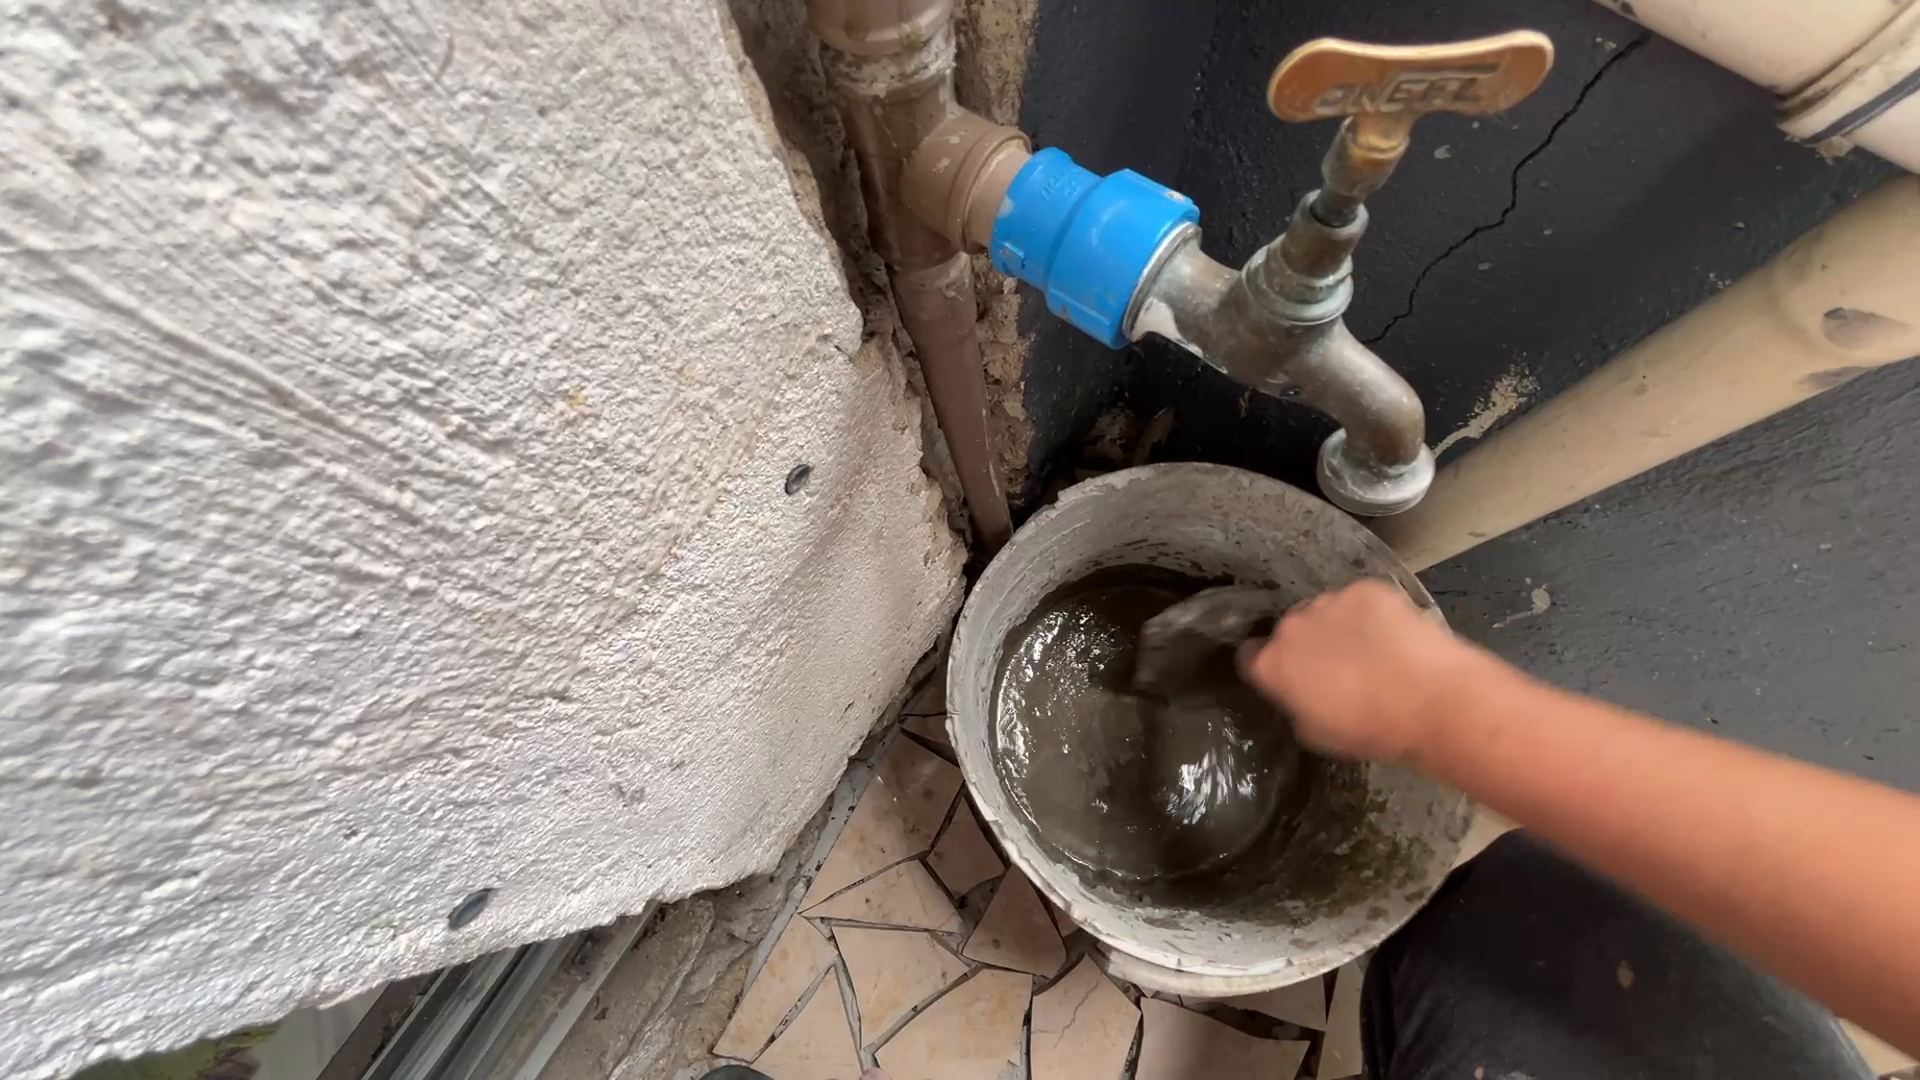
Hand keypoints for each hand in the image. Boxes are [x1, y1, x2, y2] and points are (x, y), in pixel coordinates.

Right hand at [1237, 579, 1485, 763]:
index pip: (1249, 656)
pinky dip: (1372, 614)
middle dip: (1307, 645)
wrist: (1434, 702)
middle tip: (1338, 668)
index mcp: (1271, 664)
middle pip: (1289, 631)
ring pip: (1325, 612)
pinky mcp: (1366, 589)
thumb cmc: (1372, 729)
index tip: (1288, 677)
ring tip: (1373, 651)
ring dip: (1338, 627)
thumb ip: (1295, 705)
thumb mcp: (1316, 733)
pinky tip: (1394, 636)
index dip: (1267, 666)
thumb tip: (1300, 694)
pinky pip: (1360, 600)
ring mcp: (1328, 602)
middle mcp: (1290, 627)